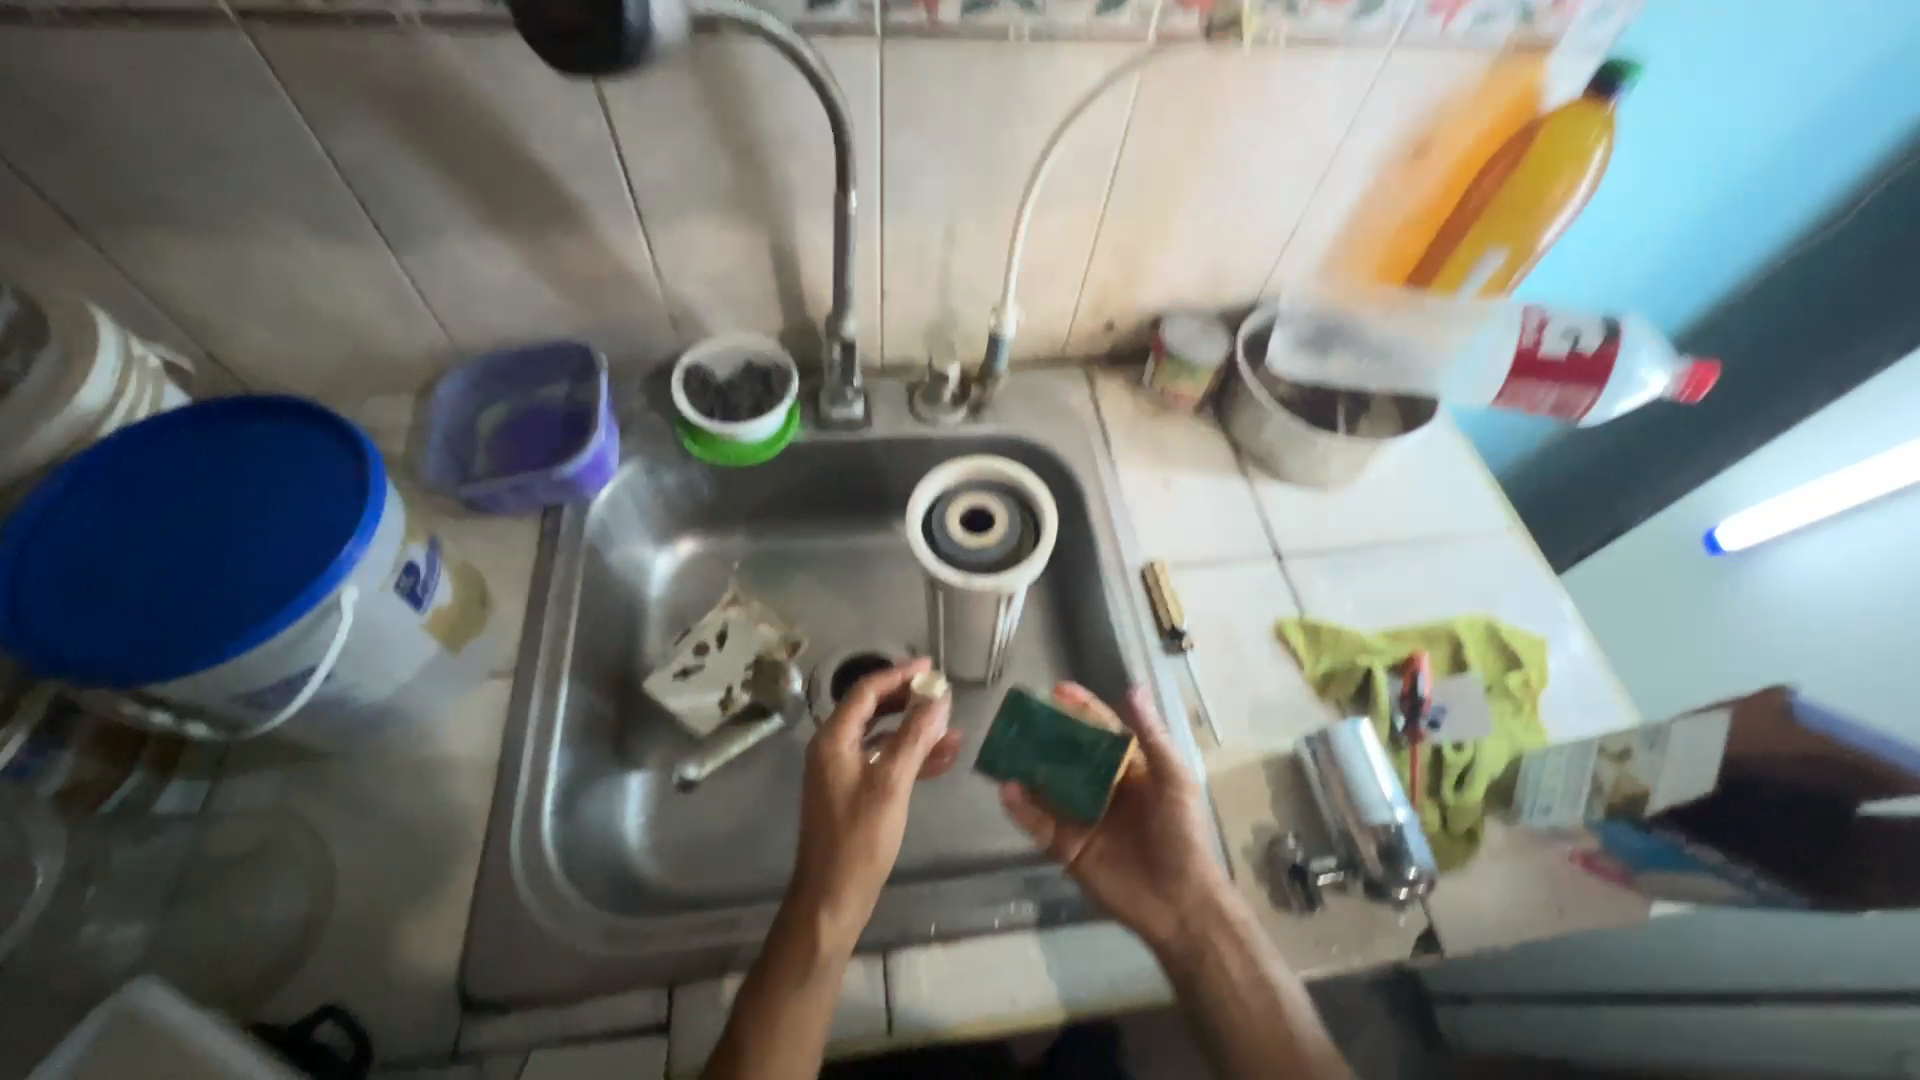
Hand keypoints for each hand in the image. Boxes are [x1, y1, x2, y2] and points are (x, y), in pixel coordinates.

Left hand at [790, 658, 963, 947]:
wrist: (833, 897)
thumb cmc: (859, 838)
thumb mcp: (892, 782)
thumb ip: (915, 736)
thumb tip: (938, 698)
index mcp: (833, 740)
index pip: (865, 692)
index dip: (898, 675)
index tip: (929, 667)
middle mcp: (834, 749)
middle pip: (873, 711)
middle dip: (909, 701)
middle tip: (942, 693)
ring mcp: (843, 772)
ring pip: (883, 738)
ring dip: (916, 731)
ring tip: (953, 728)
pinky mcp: (855, 794)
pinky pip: (885, 762)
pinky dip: (912, 757)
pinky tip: (944, 758)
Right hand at [999, 682, 1230, 955]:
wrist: (1180, 903)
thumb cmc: (1183, 835)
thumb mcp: (1174, 780)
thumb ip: (1151, 736)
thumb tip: (1133, 687)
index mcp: (1131, 770)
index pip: (1102, 732)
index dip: (1081, 710)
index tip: (1058, 690)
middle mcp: (1102, 789)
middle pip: (1068, 755)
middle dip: (1045, 735)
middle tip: (1020, 715)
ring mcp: (1082, 818)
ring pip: (1047, 787)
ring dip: (1026, 768)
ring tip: (1003, 746)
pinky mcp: (1067, 848)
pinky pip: (1038, 824)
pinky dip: (1021, 808)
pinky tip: (1006, 789)